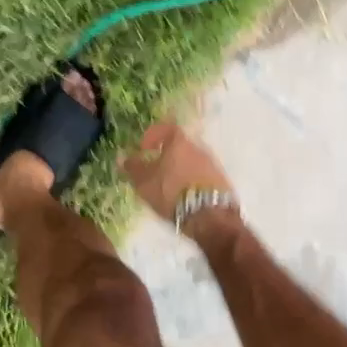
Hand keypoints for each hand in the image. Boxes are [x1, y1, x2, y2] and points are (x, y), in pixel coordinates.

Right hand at [118, 120, 234, 222]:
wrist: (211, 217)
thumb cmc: (172, 193)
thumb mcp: (145, 183)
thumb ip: (133, 168)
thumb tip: (123, 158)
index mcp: (179, 142)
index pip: (166, 128)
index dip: (153, 136)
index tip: (144, 148)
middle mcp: (198, 148)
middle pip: (180, 147)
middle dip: (167, 157)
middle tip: (156, 171)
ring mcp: (213, 166)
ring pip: (192, 162)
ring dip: (181, 171)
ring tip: (171, 188)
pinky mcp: (223, 183)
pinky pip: (203, 177)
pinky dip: (193, 183)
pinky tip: (187, 198)